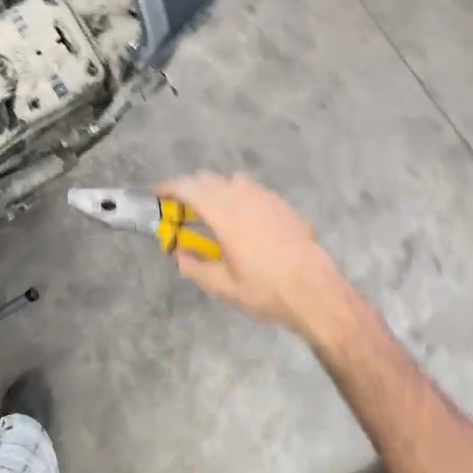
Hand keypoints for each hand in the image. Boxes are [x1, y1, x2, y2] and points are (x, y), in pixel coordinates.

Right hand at [157, 172, 336, 327]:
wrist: (316, 293)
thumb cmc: (266, 292)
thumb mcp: (222, 287)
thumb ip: (194, 267)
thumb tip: (178, 254)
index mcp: (225, 216)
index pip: (189, 189)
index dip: (168, 188)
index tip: (156, 195)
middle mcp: (244, 199)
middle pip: (208, 179)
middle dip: (189, 189)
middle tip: (179, 210)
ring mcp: (267, 199)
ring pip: (232, 180)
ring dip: (214, 189)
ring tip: (210, 213)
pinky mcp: (282, 205)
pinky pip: (252, 189)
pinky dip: (237, 195)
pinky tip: (240, 220)